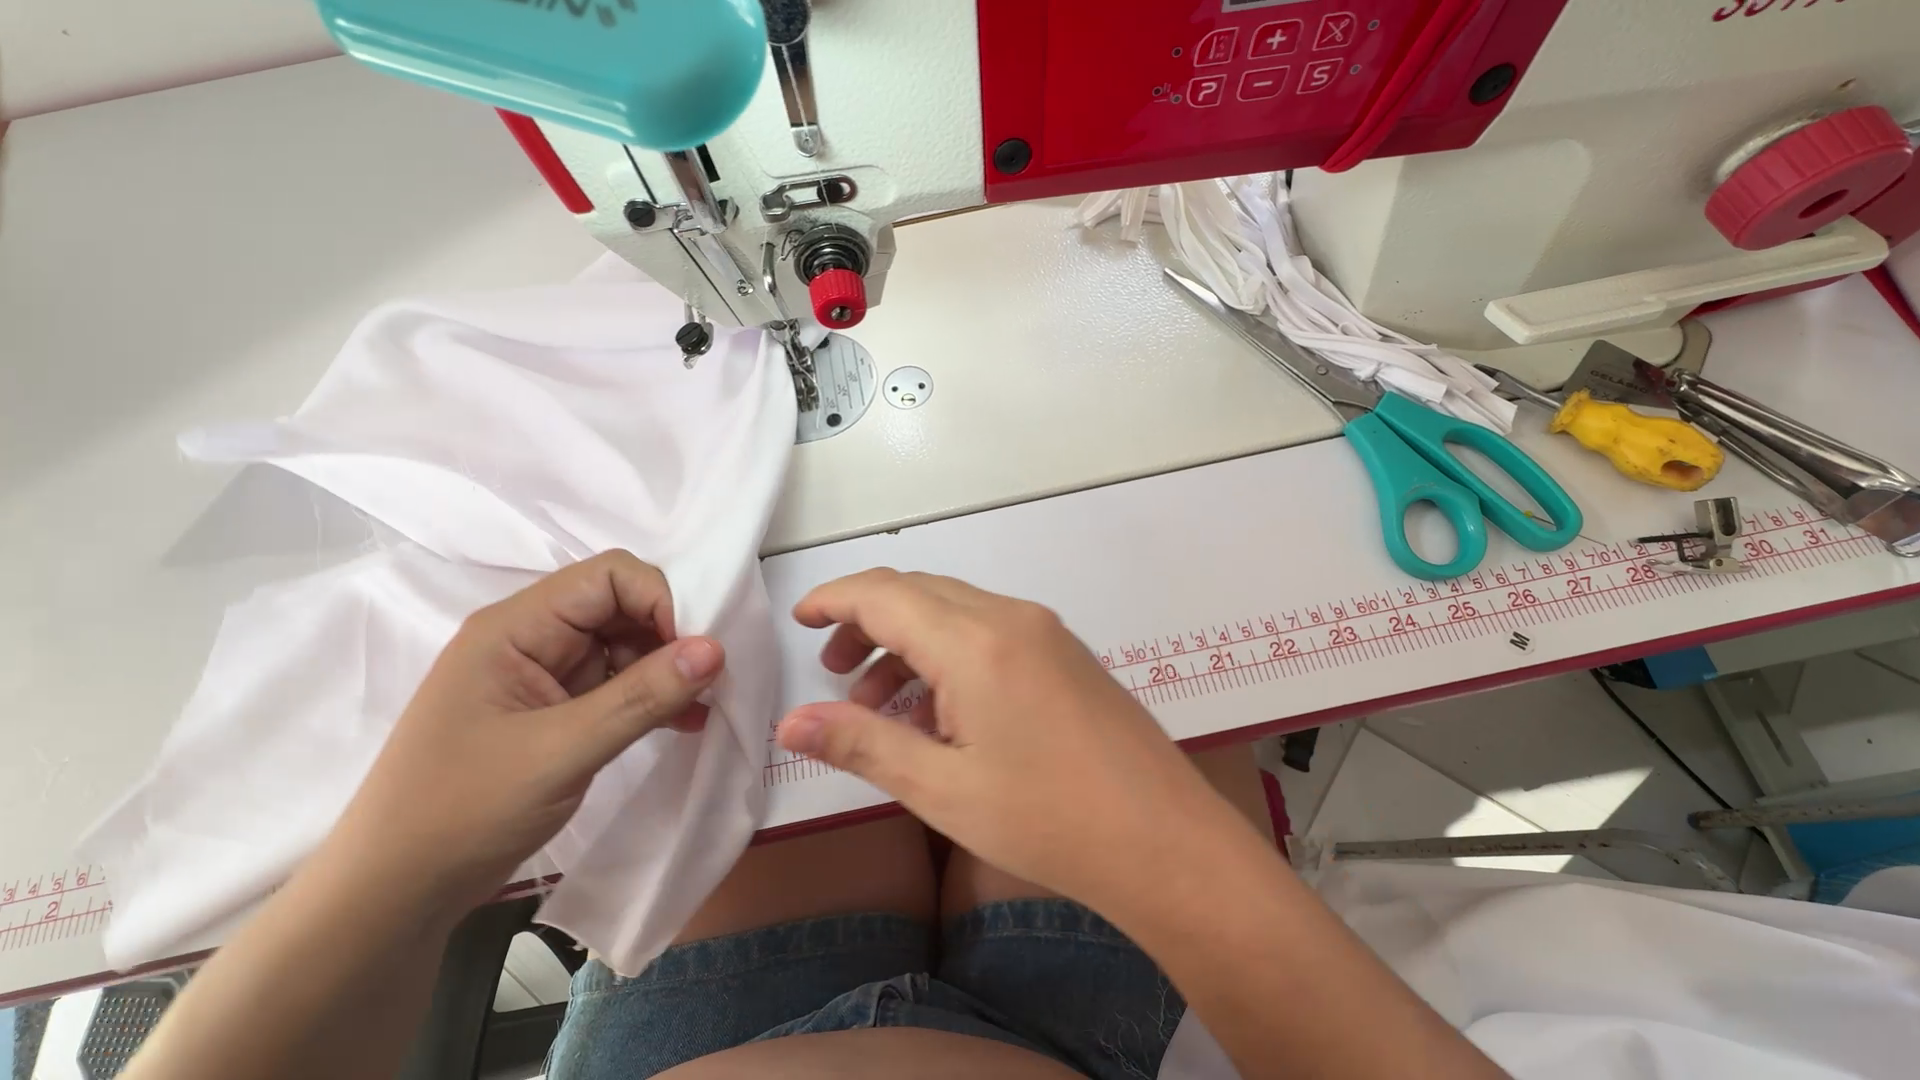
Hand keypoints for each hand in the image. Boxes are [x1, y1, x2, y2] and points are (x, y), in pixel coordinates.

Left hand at [327, 551, 724, 910]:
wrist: (395, 892)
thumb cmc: (463, 810)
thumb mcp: (560, 752)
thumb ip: (640, 697)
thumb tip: (716, 649)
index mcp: (515, 627)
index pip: (607, 577)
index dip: (661, 600)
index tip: (697, 652)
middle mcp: (530, 639)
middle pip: (618, 607)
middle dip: (670, 636)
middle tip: (710, 682)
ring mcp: (541, 677)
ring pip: (622, 647)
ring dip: (665, 672)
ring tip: (703, 708)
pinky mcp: (553, 714)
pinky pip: (614, 686)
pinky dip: (650, 699)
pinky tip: (684, 724)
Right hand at [774, 570, 1253, 908]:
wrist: (1164, 841)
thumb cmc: (1046, 820)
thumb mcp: (942, 788)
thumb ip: (862, 744)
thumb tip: (790, 722)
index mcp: (975, 642)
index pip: (885, 594)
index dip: (834, 600)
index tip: (800, 621)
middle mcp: (1012, 618)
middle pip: (920, 593)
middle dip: (867, 622)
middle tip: (834, 673)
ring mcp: (1047, 633)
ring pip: (956, 611)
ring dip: (909, 641)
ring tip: (880, 704)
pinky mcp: (1067, 654)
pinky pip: (990, 631)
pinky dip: (948, 653)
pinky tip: (940, 711)